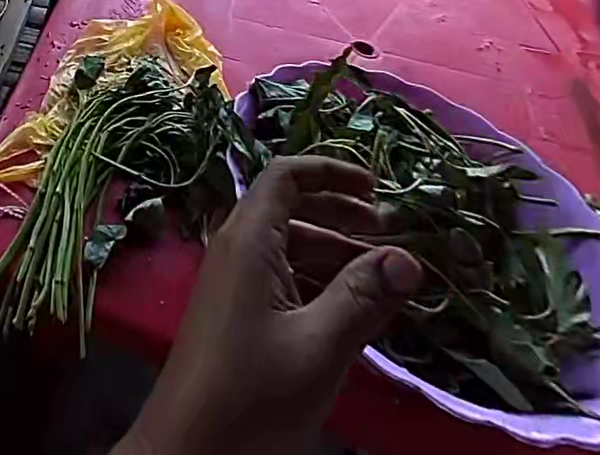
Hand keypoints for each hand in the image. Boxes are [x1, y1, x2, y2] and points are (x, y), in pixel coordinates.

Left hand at [115, 156, 422, 454]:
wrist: (190, 444)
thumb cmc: (253, 390)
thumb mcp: (318, 345)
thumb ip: (362, 298)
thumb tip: (409, 258)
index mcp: (248, 237)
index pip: (285, 175)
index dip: (329, 171)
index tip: (377, 187)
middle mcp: (238, 245)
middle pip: (292, 208)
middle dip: (343, 215)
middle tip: (396, 238)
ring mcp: (236, 275)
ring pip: (290, 244)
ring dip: (337, 252)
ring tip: (390, 276)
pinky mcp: (240, 305)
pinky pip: (283, 274)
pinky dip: (320, 280)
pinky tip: (358, 305)